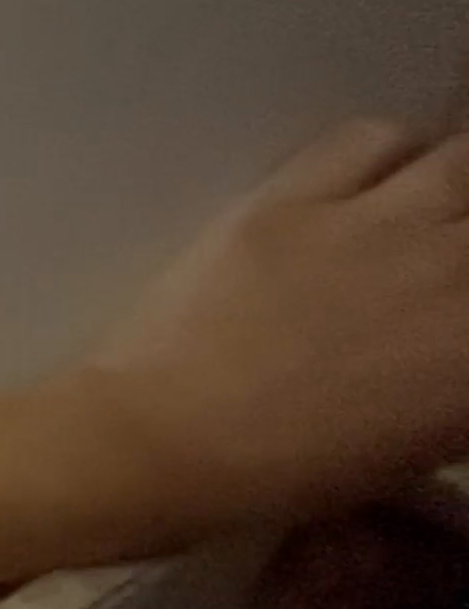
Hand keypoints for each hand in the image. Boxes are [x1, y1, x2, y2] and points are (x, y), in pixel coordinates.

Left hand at [88, 119, 468, 512]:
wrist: (170, 437)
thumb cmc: (287, 468)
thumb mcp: (422, 441)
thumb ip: (460, 384)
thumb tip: (454, 346)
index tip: (458, 294)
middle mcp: (466, 275)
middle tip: (444, 248)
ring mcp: (379, 228)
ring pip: (467, 157)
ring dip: (454, 179)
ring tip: (420, 206)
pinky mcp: (285, 206)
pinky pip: (361, 140)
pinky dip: (375, 154)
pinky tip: (350, 184)